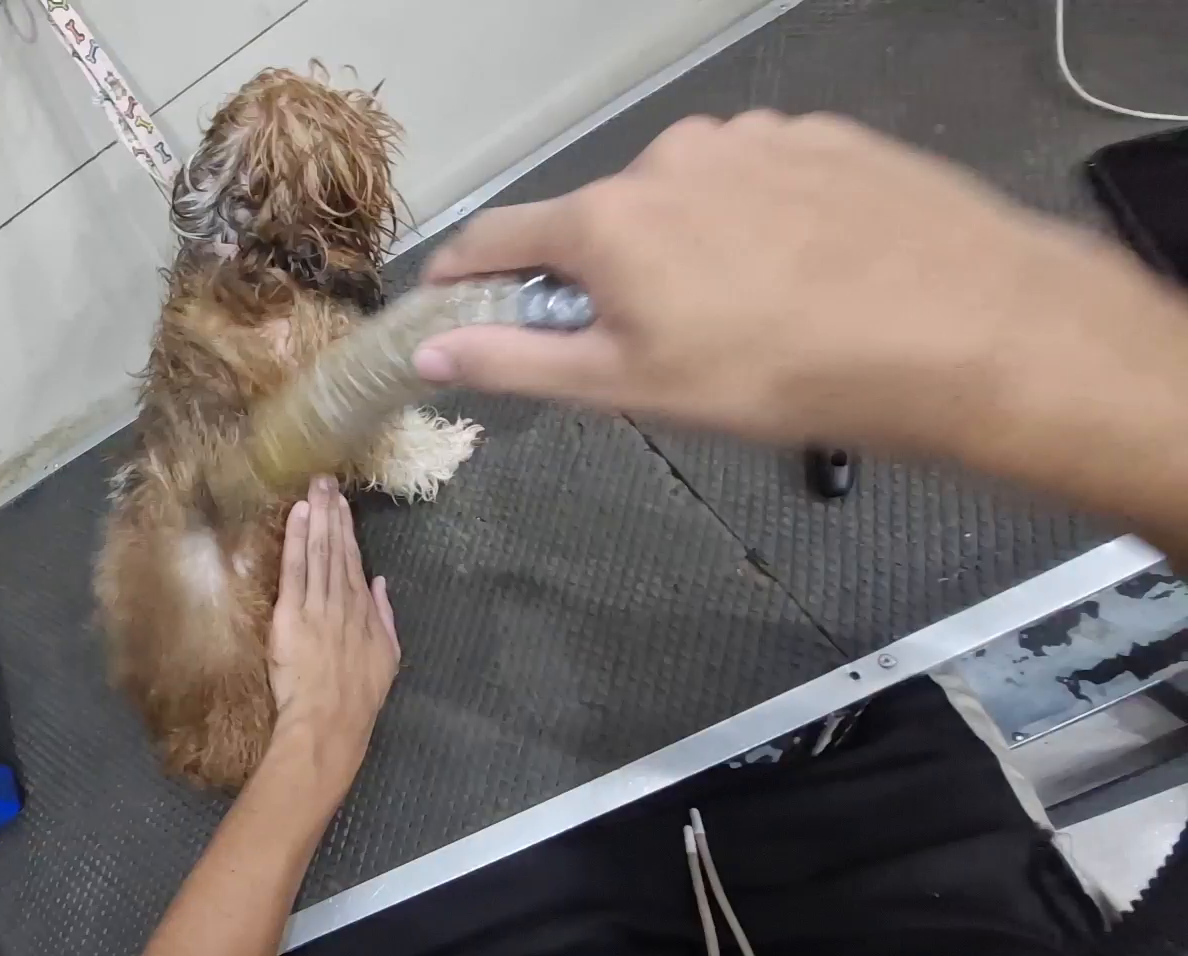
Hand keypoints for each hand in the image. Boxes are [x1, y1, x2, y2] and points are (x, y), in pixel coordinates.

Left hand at [266, 476, 399, 795]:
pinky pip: (296, 569)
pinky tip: (300, 514)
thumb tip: (381, 583)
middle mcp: (343, 600)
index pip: (353, 561)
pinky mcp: (294, 613)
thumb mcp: (387, 658)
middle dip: (332, 511)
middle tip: (325, 479)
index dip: (347, 530)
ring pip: (320, 551)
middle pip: (338, 548)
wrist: (331, 721)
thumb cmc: (357, 696)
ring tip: (316, 487)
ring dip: (319, 516)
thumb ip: (385, 617)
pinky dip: (299, 539)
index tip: (342, 504)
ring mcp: (319, 604)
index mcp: (364, 610)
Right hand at [415, 110, 1180, 459]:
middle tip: (611, 334)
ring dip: (652, 246)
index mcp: (604, 218)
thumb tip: (426, 353)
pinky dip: (724, 221)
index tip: (443, 299)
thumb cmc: (763, 373)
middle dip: (575, 274)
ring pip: (662, 199)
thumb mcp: (618, 384)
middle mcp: (664, 157)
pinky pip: (736, 180)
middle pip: (584, 221)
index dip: (457, 271)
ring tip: (708, 305)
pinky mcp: (816, 136)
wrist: (966, 332)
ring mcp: (746, 138)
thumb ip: (510, 362)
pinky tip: (771, 266)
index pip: (493, 236)